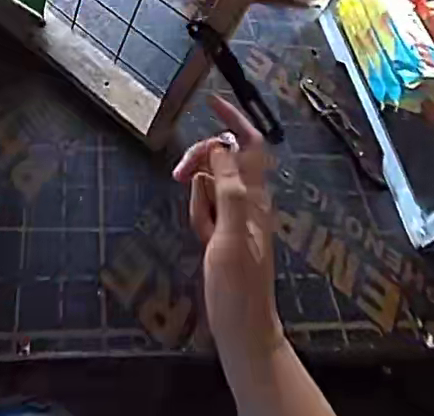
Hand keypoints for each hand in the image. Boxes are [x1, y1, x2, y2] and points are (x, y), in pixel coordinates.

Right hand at [173, 96, 281, 365]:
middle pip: (222, 157)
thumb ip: (228, 189)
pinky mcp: (222, 228)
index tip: (212, 103)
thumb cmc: (239, 287)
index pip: (251, 144)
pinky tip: (202, 238)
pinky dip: (197, 214)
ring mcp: (235, 214)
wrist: (242, 330)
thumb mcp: (231, 236)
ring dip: (198, 195)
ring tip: (202, 230)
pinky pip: (203, 205)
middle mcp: (247, 198)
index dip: (235, 119)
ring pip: (209, 180)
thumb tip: (220, 148)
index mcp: (255, 196)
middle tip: (178, 173)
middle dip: (200, 159)